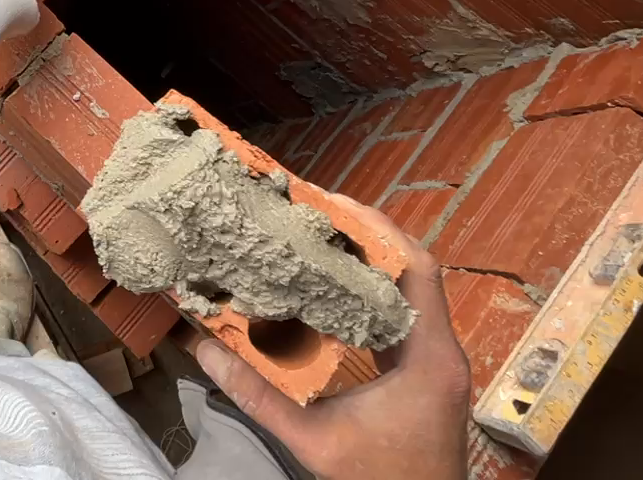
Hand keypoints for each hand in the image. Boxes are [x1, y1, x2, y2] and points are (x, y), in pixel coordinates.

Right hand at [193, 197, 470, 479]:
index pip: (417, 269)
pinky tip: (331, 279)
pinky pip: (401, 308)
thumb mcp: (311, 441)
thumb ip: (257, 396)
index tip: (331, 202)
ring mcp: (436, 358)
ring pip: (408, 286)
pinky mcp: (424, 368)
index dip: (378, 228)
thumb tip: (202, 351)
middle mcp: (439, 349)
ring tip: (316, 231)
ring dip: (368, 256)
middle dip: (364, 233)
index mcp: (427, 357)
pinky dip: (369, 285)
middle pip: (411, 268)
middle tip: (311, 208)